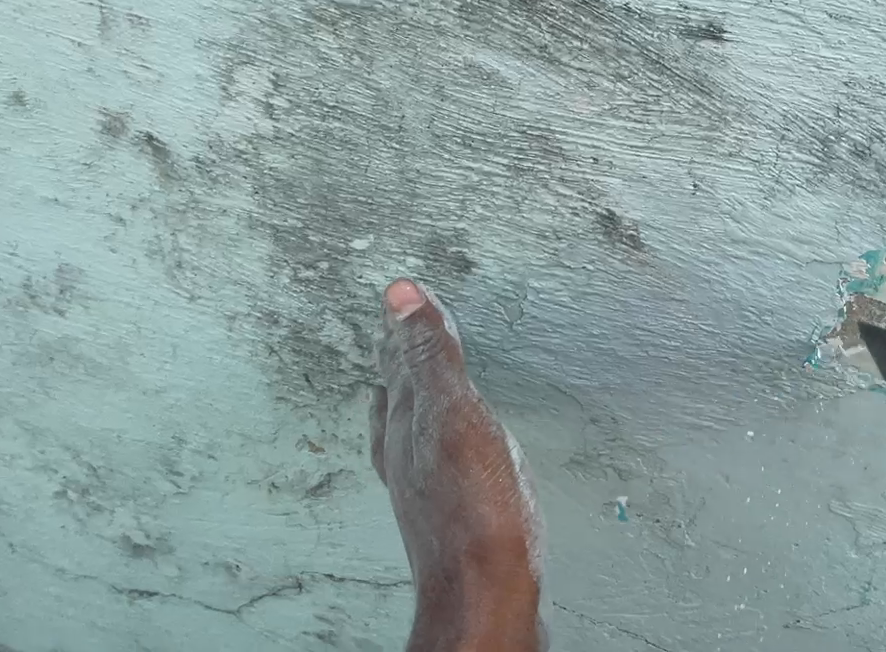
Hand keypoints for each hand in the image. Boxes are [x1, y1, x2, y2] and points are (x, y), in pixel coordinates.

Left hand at [371, 279, 545, 651]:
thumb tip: (402, 296)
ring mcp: (428, 478)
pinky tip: (450, 432)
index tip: (405, 292)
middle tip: (403, 325)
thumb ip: (430, 357)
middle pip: (399, 387)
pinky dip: (438, 419)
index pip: (400, 358)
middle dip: (401, 353)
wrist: (486, 592)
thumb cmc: (475, 508)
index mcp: (407, 419)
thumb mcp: (453, 416)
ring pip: (413, 415)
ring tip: (417, 366)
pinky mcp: (453, 501)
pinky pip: (436, 442)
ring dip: (415, 383)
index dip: (405, 323)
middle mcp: (409, 447)